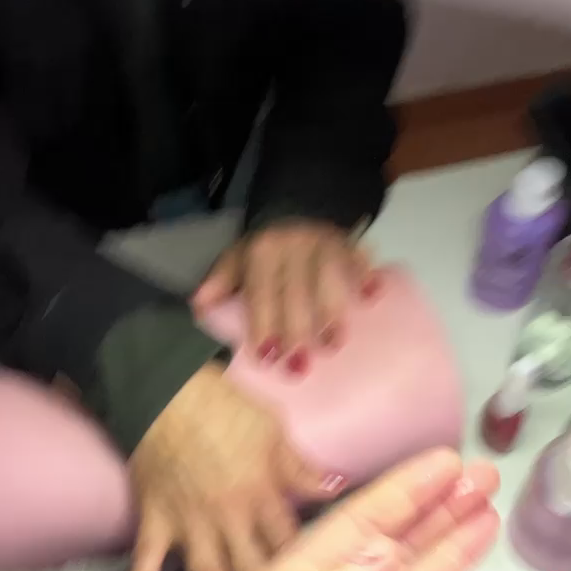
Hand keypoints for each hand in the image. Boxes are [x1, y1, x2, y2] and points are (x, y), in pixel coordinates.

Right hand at [128, 362, 342, 570]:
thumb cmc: (224, 407)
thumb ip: (302, 467)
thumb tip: (338, 489)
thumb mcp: (274, 429)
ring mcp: (191, 522)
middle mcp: (231, 516)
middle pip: (256, 570)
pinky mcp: (156, 518)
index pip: (297, 543)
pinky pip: (146, 559)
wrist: (164, 389)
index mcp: (265, 494)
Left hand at [192, 219, 375, 372]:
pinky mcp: (348, 242)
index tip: (267, 356)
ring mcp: (323, 243)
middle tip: (299, 365)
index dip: (264, 326)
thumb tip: (198, 307)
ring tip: (334, 344)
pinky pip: (359, 261)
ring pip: (329, 280)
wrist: (297, 205)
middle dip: (297, 332)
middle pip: (296, 295)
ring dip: (332, 314)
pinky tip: (371, 298)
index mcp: (262, 253)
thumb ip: (220, 284)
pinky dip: (365, 278)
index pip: (262, 295)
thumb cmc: (264, 249)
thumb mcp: (236, 260)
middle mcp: (292, 246)